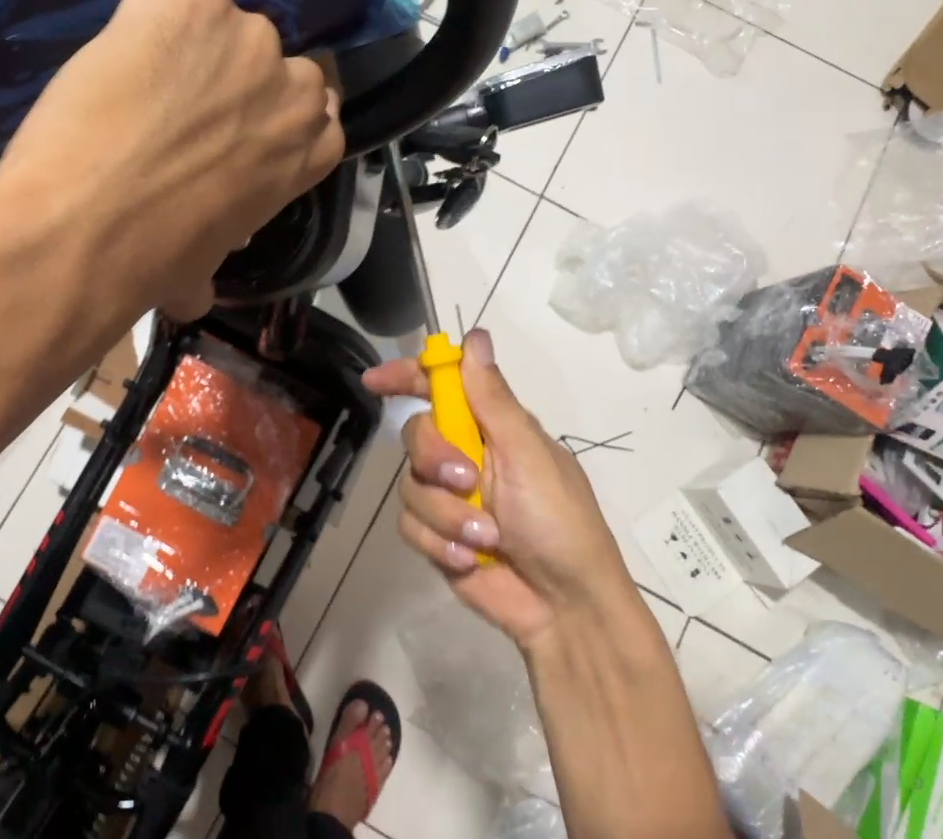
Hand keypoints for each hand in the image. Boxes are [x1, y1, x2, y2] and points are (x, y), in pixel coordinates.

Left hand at [0, 0, 343, 317]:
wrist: (86, 224)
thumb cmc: (153, 260)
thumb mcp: (202, 267)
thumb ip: (213, 254)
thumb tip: (194, 293)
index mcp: (309, 150)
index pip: (316, 110)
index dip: (271, 111)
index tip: (236, 120)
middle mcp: (293, 87)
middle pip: (271, 62)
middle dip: (236, 77)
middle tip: (184, 102)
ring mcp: (246, 39)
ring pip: (221, 28)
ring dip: (189, 49)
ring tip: (138, 84)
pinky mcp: (194, 3)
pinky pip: (177, 3)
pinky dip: (150, 24)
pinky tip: (120, 59)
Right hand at [362, 329, 632, 651]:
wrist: (565, 607)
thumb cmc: (561, 522)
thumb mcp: (530, 454)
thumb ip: (493, 399)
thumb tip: (475, 336)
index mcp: (493, 429)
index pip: (441, 388)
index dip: (407, 376)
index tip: (377, 380)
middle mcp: (467, 457)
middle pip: (415, 435)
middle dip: (434, 459)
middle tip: (466, 481)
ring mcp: (449, 499)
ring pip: (409, 487)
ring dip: (446, 515)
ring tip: (485, 539)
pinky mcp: (437, 538)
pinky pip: (410, 527)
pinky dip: (440, 543)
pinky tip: (470, 560)